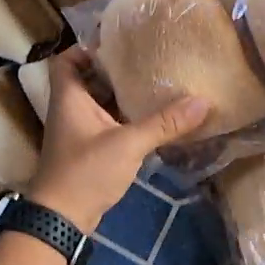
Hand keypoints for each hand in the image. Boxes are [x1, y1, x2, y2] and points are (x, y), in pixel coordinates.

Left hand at [25, 48, 209, 233]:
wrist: (62, 218)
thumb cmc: (86, 171)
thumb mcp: (128, 144)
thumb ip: (164, 124)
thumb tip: (202, 103)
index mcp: (69, 98)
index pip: (67, 60)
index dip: (87, 50)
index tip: (118, 46)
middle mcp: (69, 111)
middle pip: (88, 81)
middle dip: (114, 73)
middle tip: (146, 64)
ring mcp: (77, 135)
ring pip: (99, 107)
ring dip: (122, 99)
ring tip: (153, 88)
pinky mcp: (87, 154)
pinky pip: (106, 128)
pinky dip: (124, 122)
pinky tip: (150, 123)